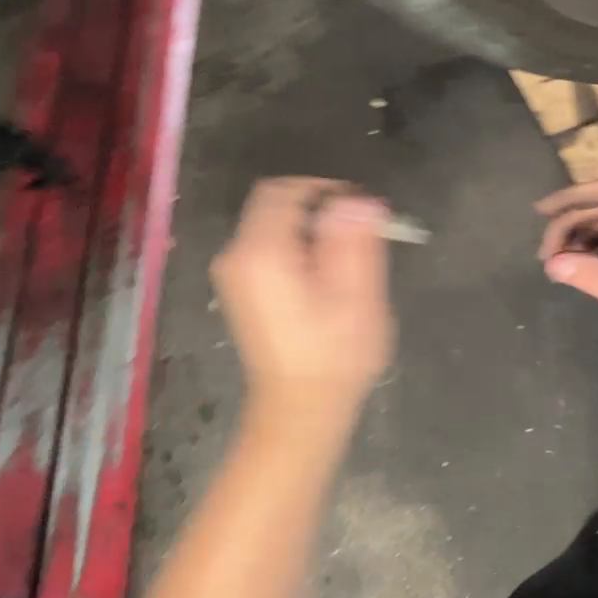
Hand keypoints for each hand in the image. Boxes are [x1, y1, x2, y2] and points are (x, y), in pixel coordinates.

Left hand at [211, 178, 393, 421]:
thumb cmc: (334, 354)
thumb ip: (355, 242)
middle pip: (276, 202)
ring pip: (274, 222)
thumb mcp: (358, 296)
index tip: (362, 208)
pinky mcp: (243, 287)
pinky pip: (271, 244)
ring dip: (314, 227)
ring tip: (349, 256)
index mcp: (262, 253)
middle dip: (321, 207)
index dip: (326, 188)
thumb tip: (359, 201)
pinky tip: (328, 274)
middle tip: (360, 232)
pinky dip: (301, 244)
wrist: (301, 408)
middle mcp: (237, 256)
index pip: (285, 190)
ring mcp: (236, 273)